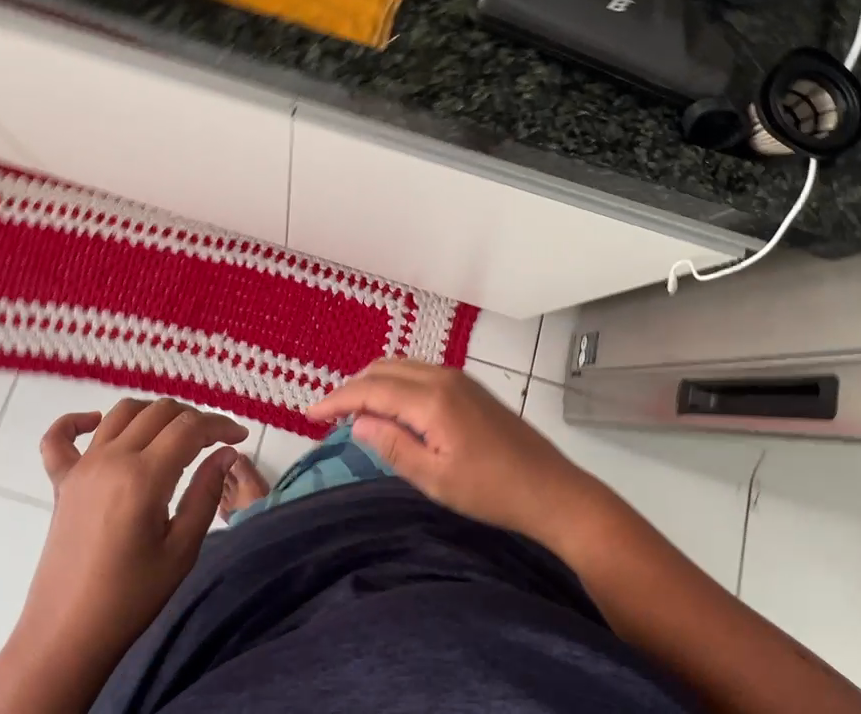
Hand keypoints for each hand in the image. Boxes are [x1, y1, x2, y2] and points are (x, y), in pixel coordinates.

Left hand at [0, 398, 246, 713]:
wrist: (68, 634)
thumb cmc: (131, 598)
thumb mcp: (182, 549)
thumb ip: (206, 493)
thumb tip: (226, 453)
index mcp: (144, 477)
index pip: (190, 428)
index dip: (220, 426)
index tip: (239, 439)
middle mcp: (111, 459)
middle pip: (159, 412)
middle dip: (193, 419)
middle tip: (213, 444)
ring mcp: (81, 467)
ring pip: (121, 413)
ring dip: (153, 414)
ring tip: (174, 436)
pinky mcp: (61, 482)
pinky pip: (59, 437)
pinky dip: (77, 421)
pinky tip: (97, 423)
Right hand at [307, 360, 602, 545]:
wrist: (551, 490)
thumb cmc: (492, 492)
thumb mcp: (435, 479)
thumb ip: (392, 447)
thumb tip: (358, 424)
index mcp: (432, 399)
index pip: (371, 390)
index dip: (337, 400)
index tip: (308, 414)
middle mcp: (444, 377)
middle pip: (384, 369)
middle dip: (351, 387)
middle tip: (326, 414)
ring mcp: (460, 379)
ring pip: (402, 366)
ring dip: (373, 382)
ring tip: (352, 410)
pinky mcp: (470, 388)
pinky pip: (420, 372)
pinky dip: (395, 382)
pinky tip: (390, 406)